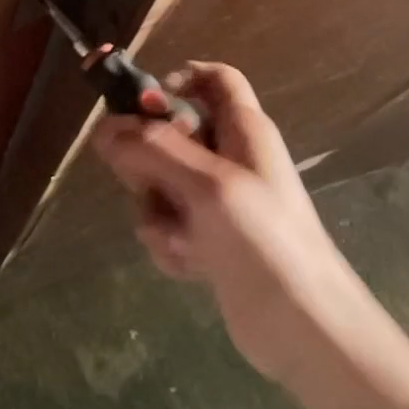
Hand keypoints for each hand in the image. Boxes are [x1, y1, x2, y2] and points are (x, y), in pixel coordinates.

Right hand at [93, 63, 366, 379]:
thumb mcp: (207, 184)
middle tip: (145, 179)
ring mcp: (217, 200)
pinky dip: (167, 240)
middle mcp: (229, 157)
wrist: (306, 331)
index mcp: (242, 130)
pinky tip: (187, 263)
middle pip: (167, 131)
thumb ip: (152, 148)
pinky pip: (165, 220)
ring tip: (178, 235)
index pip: (211, 77)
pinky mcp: (207, 237)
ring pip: (157, 179)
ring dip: (154, 207)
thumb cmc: (266, 242)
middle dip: (145, 156)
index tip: (142, 104)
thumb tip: (102, 129)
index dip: (176, 80)